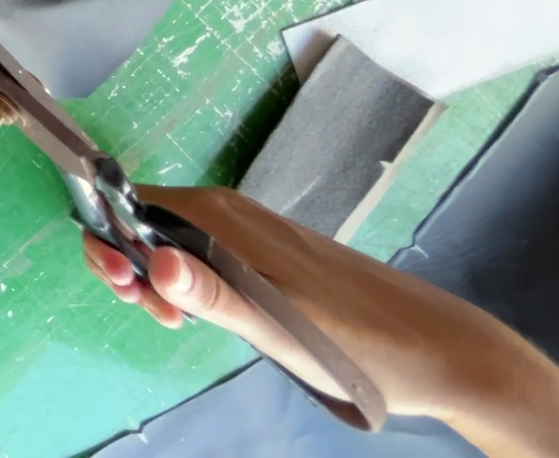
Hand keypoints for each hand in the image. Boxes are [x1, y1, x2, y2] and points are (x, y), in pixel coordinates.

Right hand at [81, 185, 558, 454]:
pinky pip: (194, 248)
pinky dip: (182, 277)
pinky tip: (200, 312)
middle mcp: (221, 208)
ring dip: (153, 276)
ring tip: (177, 320)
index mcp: (216, 215)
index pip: (127, 206)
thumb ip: (211, 294)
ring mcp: (241, 225)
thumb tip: (150, 263)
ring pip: (165, 237)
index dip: (108, 241)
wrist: (451, 352)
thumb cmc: (361, 345)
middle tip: (152, 312)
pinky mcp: (257, 245)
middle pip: (140, 221)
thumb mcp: (278, 329)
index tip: (120, 287)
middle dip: (126, 262)